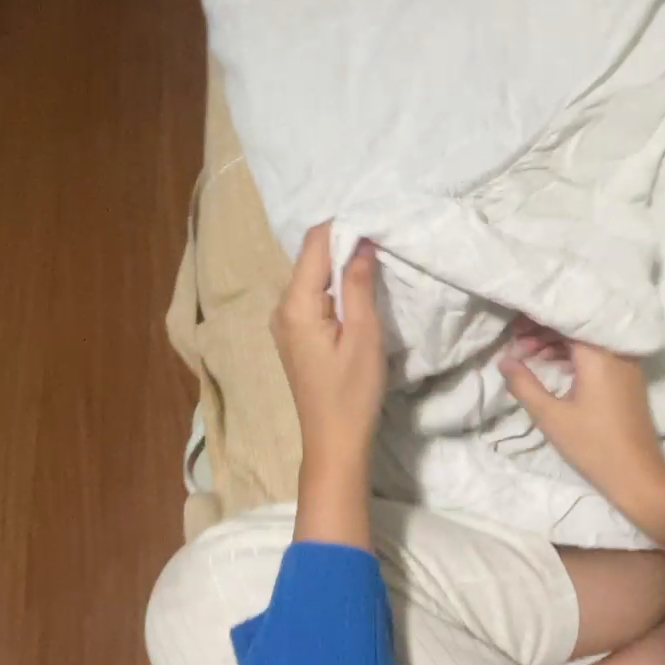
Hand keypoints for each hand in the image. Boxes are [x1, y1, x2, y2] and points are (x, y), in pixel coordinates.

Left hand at [274, 222, 385, 545]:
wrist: (334, 442)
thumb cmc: (352, 392)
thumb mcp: (363, 335)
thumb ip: (359, 285)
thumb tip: (362, 241)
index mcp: (295, 304)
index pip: (314, 244)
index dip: (343, 227)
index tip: (377, 222)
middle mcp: (282, 308)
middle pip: (311, 259)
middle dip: (344, 245)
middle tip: (382, 241)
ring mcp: (285, 324)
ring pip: (313, 278)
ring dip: (341, 268)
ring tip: (375, 264)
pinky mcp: (295, 337)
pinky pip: (313, 298)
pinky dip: (335, 289)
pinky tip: (358, 294)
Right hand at [504, 321, 664, 598]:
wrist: (637, 474)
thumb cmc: (593, 445)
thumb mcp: (550, 416)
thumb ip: (524, 384)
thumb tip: (504, 359)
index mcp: (599, 352)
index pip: (566, 317)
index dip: (536, 317)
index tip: (512, 325)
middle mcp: (617, 349)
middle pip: (577, 324)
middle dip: (544, 328)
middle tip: (516, 342)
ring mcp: (626, 362)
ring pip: (586, 338)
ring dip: (557, 342)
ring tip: (528, 355)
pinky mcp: (627, 376)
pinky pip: (597, 351)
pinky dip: (573, 354)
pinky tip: (551, 366)